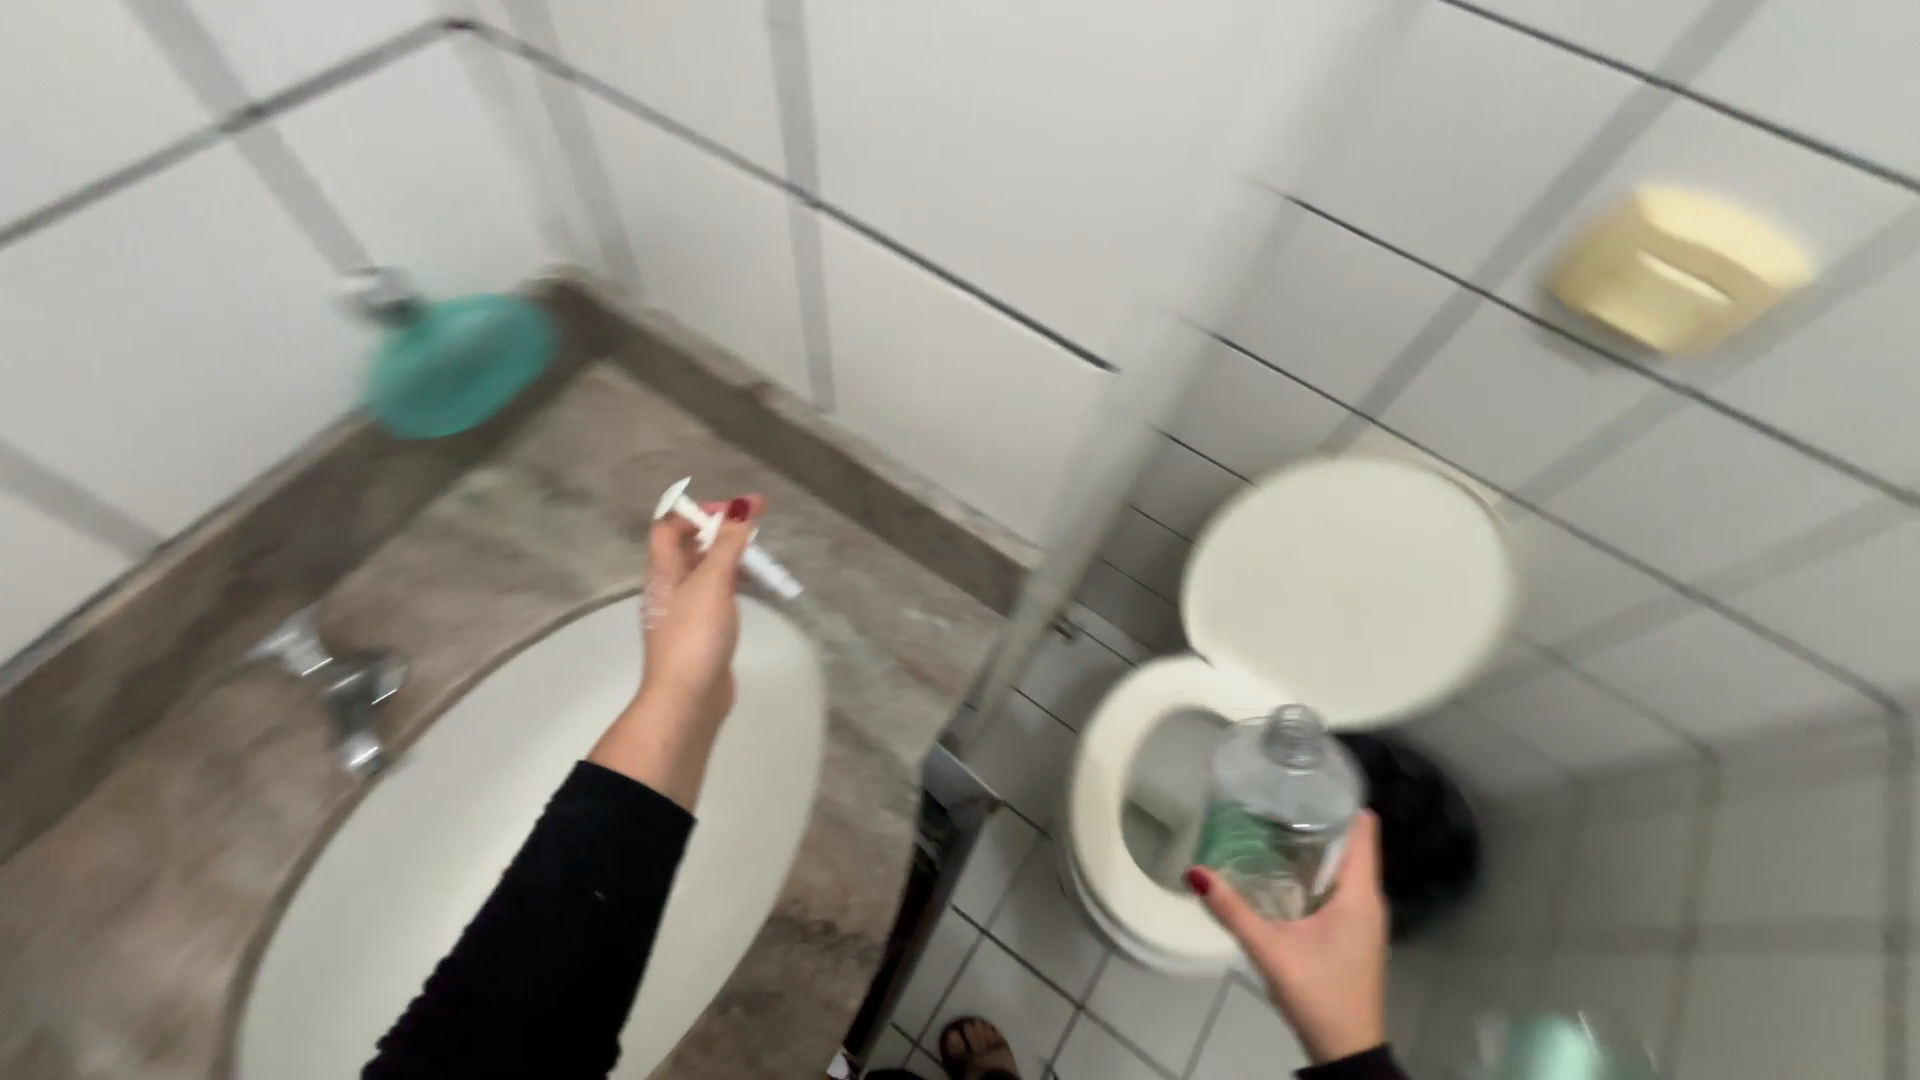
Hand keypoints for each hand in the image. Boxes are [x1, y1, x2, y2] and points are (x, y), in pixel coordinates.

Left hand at [634, 494, 761, 723]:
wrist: (688, 696)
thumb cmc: (694, 634)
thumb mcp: (713, 581)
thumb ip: (727, 543)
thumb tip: (741, 506)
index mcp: (663, 571)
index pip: (669, 527)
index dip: (697, 513)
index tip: (733, 511)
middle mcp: (670, 586)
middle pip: (690, 547)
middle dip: (720, 531)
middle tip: (755, 526)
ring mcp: (685, 610)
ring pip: (706, 571)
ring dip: (730, 557)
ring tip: (759, 555)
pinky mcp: (702, 630)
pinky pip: (717, 594)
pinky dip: (734, 582)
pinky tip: (753, 586)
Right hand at [1186, 811, 1388, 1064]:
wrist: (1346, 1051)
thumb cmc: (1319, 993)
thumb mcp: (1270, 950)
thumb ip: (1232, 910)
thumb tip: (1194, 872)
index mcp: (1359, 895)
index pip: (1363, 830)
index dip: (1340, 800)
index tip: (1307, 779)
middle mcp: (1367, 899)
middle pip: (1350, 842)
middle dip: (1317, 816)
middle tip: (1275, 793)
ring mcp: (1362, 916)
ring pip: (1342, 864)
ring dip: (1315, 843)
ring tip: (1273, 818)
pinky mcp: (1352, 930)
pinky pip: (1337, 883)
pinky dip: (1314, 867)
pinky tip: (1281, 864)